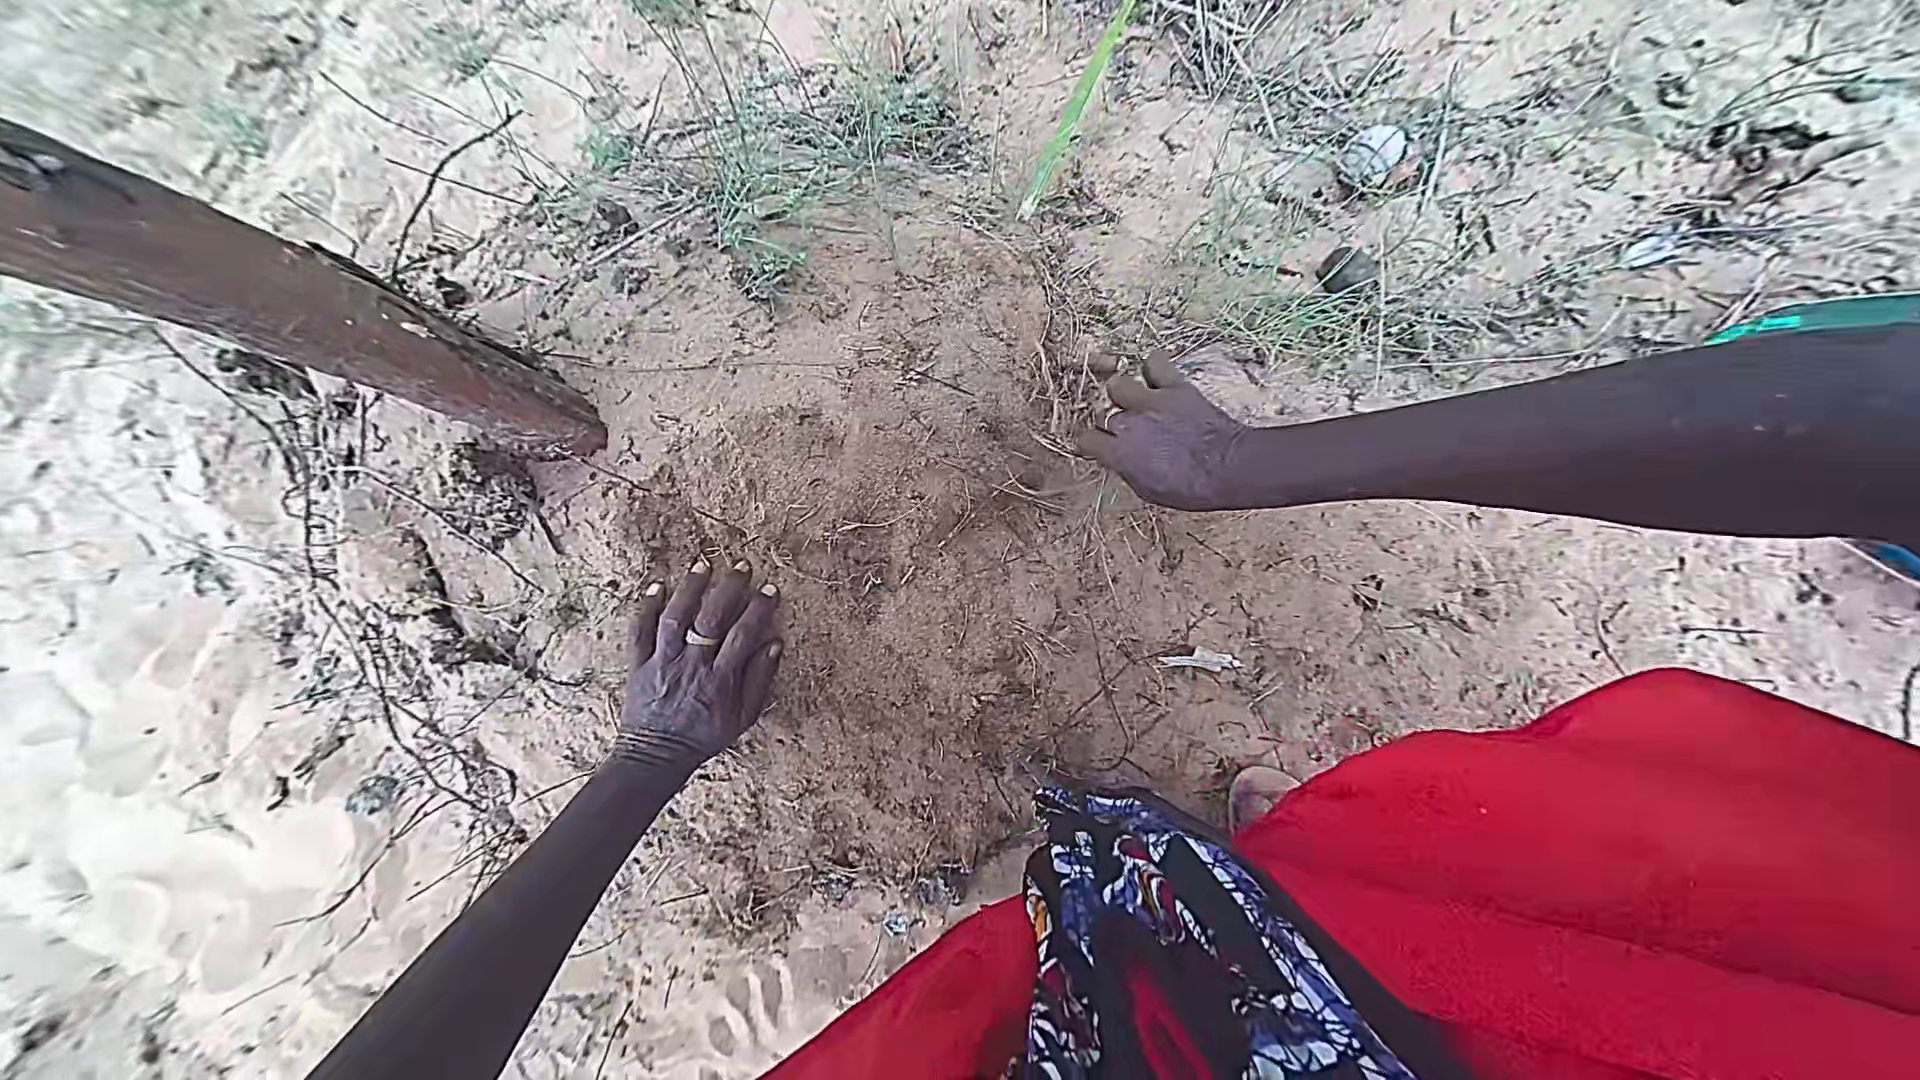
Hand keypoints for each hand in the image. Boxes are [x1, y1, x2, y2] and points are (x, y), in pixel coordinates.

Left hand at [614, 560, 783, 771]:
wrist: (655, 756)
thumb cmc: (705, 735)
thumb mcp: (744, 716)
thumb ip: (760, 679)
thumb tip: (776, 643)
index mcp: (720, 679)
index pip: (743, 635)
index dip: (758, 609)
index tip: (770, 589)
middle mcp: (691, 666)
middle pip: (710, 619)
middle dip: (728, 589)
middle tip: (742, 566)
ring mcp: (662, 663)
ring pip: (675, 619)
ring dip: (690, 589)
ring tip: (703, 564)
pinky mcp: (639, 664)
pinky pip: (640, 632)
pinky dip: (646, 607)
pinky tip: (657, 585)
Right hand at [1078, 353, 1251, 510]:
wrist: (1229, 467)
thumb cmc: (1193, 487)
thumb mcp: (1149, 491)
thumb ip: (1128, 469)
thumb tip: (1121, 460)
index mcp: (1119, 452)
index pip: (1087, 440)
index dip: (1093, 444)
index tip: (1100, 447)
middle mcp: (1128, 424)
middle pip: (1103, 415)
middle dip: (1111, 424)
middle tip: (1127, 432)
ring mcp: (1151, 402)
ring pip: (1118, 385)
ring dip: (1123, 394)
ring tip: (1135, 401)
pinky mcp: (1175, 387)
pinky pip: (1154, 363)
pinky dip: (1152, 368)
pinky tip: (1155, 378)